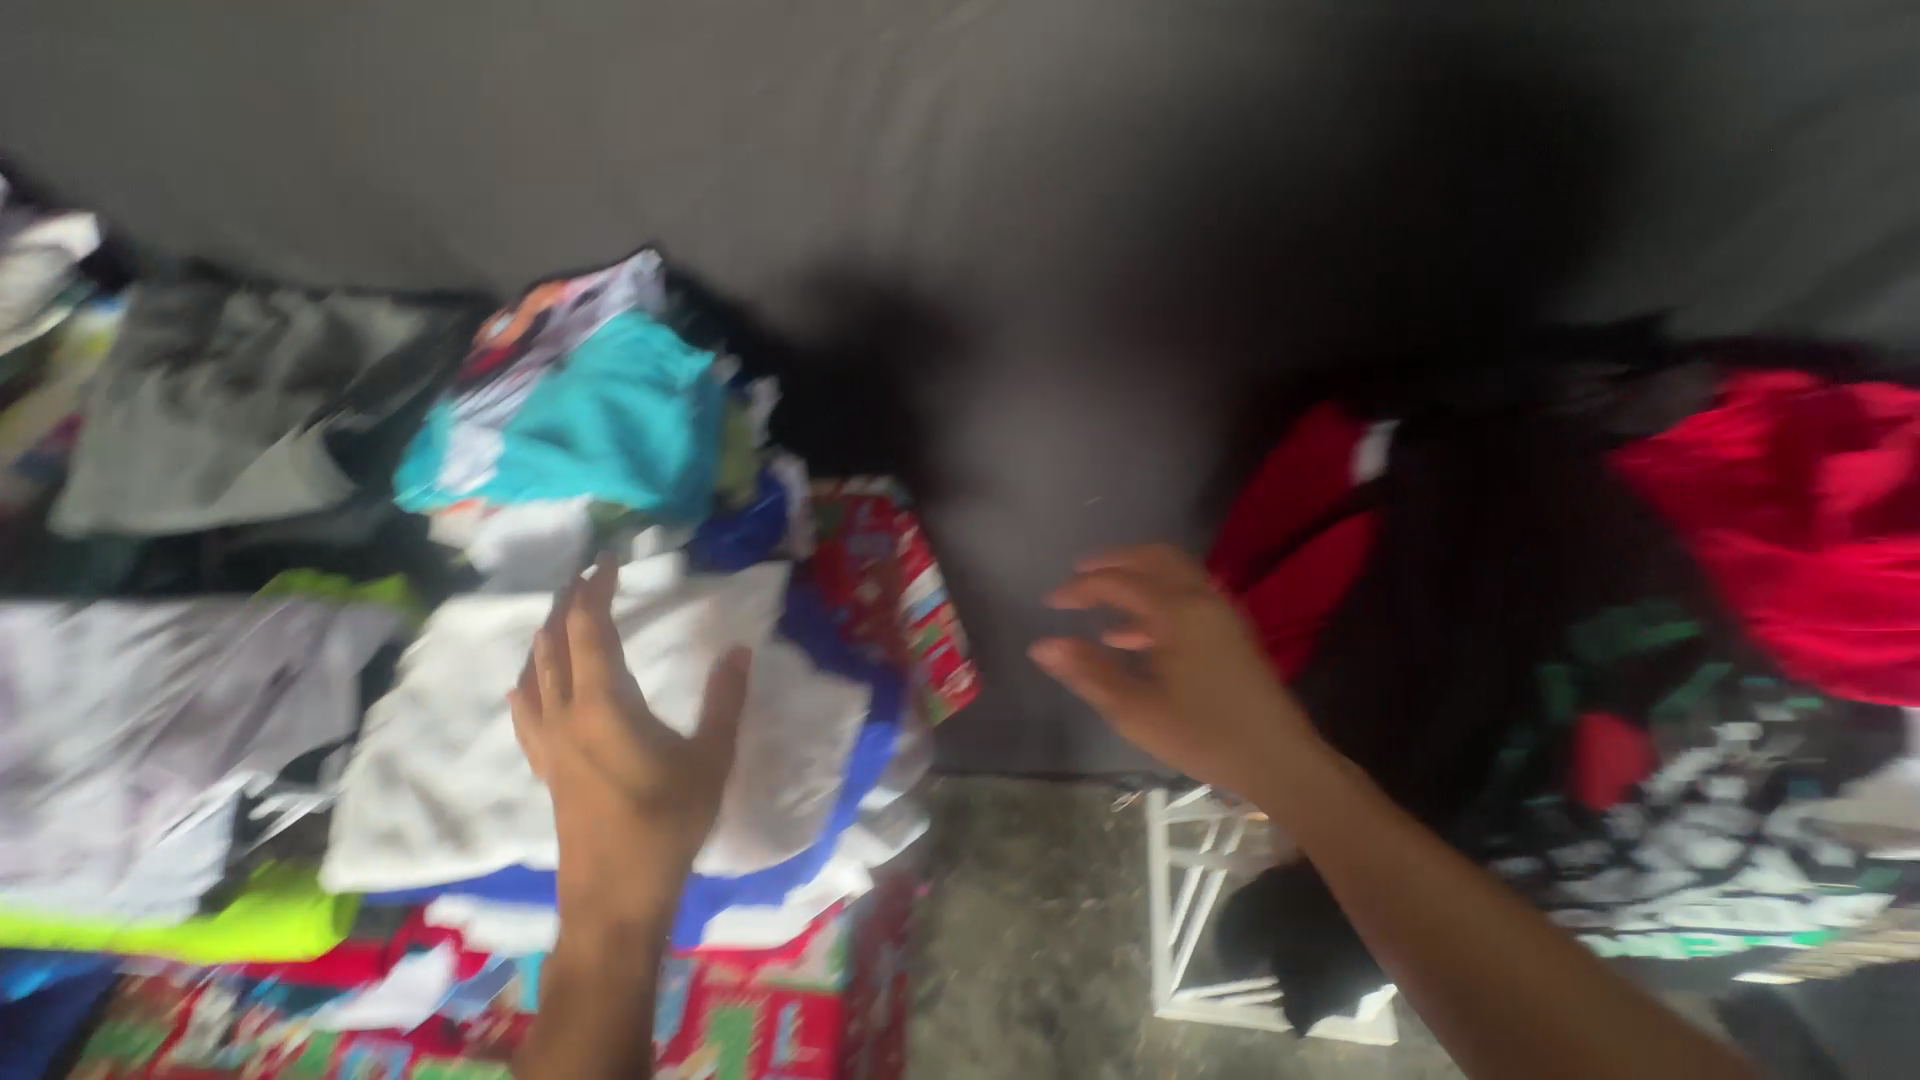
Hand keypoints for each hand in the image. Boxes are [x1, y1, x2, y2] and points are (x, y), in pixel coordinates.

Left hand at [509, 554, 751, 932]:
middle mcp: (564, 714)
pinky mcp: (545, 768)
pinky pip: (525, 709)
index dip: (595, 588)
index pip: (588, 628)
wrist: (615, 898)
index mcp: (602, 704)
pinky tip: (531, 683)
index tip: (609, 559)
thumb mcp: (711, 760)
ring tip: (565, 617)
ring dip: (546, 636)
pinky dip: (530, 680)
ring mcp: (547, 744)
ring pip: (532, 672)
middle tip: (589, 577)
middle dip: (567, 603)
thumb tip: (739, 650)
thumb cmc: (667, 826)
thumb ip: (725, 701)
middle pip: (552, 642)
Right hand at [1030, 544, 1321, 799]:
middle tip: (1079, 574)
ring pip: (1174, 573)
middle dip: (1113, 562)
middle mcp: (1201, 599)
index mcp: (1176, 611)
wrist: (1279, 759)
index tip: (1050, 602)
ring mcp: (1221, 612)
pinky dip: (1156, 600)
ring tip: (1100, 602)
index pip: (1118, 581)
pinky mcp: (1230, 631)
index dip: (1080, 587)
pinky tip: (1130, 637)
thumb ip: (1088, 672)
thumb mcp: (1135, 710)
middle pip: (1153, 558)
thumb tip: (1042, 646)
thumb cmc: (1203, 735)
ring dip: (1136, 578)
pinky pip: (1187, 596)